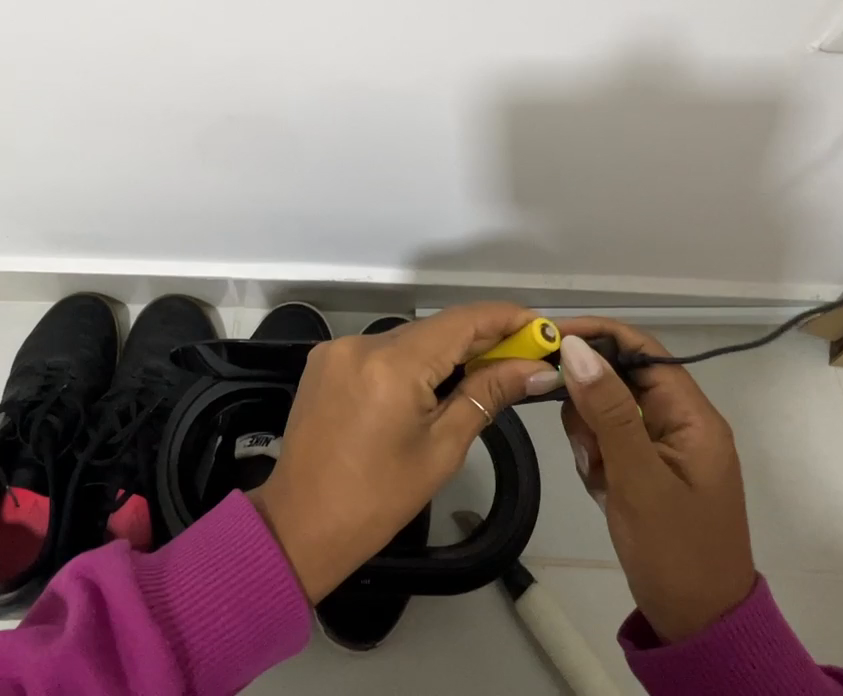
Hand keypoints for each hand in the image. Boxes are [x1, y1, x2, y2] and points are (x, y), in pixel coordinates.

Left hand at [248, 302, 561, 602]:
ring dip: (445, 351)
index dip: (506, 318)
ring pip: (406, 338)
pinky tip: (434, 383)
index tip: (542, 327)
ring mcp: (337, 349)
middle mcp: (361, 342)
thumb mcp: (442, 448)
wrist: (300, 524)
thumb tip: (536, 369)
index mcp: (392, 363)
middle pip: (434, 328)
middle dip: (481, 339)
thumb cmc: (378, 499)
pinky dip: (410, 360)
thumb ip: (486, 396)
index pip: (461, 321)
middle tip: (526, 356)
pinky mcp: (324, 361)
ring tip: (486, 372)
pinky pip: (379, 350)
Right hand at [557, 318, 755, 643]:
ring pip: (608, 411)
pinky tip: (602, 489)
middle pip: (620, 379)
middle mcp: (681, 423)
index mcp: (693, 417)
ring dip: (591, 437)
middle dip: (591, 404)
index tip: (548, 338)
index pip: (642, 350)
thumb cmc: (674, 550)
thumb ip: (608, 409)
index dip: (597, 335)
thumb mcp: (637, 477)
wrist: (696, 624)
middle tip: (584, 444)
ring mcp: (664, 448)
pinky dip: (596, 459)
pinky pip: (609, 442)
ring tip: (599, 477)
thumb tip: (576, 346)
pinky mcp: (648, 470)